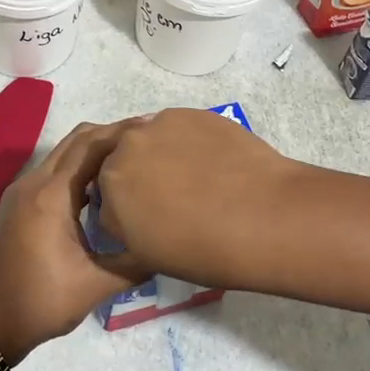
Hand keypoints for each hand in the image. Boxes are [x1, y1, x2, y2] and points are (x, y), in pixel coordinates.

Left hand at [0, 122, 148, 359]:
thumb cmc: (40, 302)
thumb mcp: (94, 286)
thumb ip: (134, 264)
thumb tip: (165, 245)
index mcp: (51, 194)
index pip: (90, 145)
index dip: (121, 133)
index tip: (153, 131)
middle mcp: (35, 181)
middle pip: (76, 141)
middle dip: (111, 136)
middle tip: (148, 141)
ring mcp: (23, 190)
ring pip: (63, 154)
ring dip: (94, 151)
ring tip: (131, 161)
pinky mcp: (20, 202)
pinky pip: (54, 171)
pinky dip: (79, 168)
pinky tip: (102, 186)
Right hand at [95, 107, 308, 291]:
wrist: (264, 216)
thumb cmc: (205, 251)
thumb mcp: (150, 257)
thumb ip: (126, 232)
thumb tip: (128, 221)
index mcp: (110, 190)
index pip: (105, 201)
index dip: (125, 214)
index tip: (148, 223)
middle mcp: (124, 150)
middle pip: (118, 161)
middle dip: (135, 177)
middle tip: (168, 197)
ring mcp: (156, 126)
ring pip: (146, 141)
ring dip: (158, 155)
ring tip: (193, 177)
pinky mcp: (186, 113)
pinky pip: (175, 128)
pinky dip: (185, 142)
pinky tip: (211, 161)